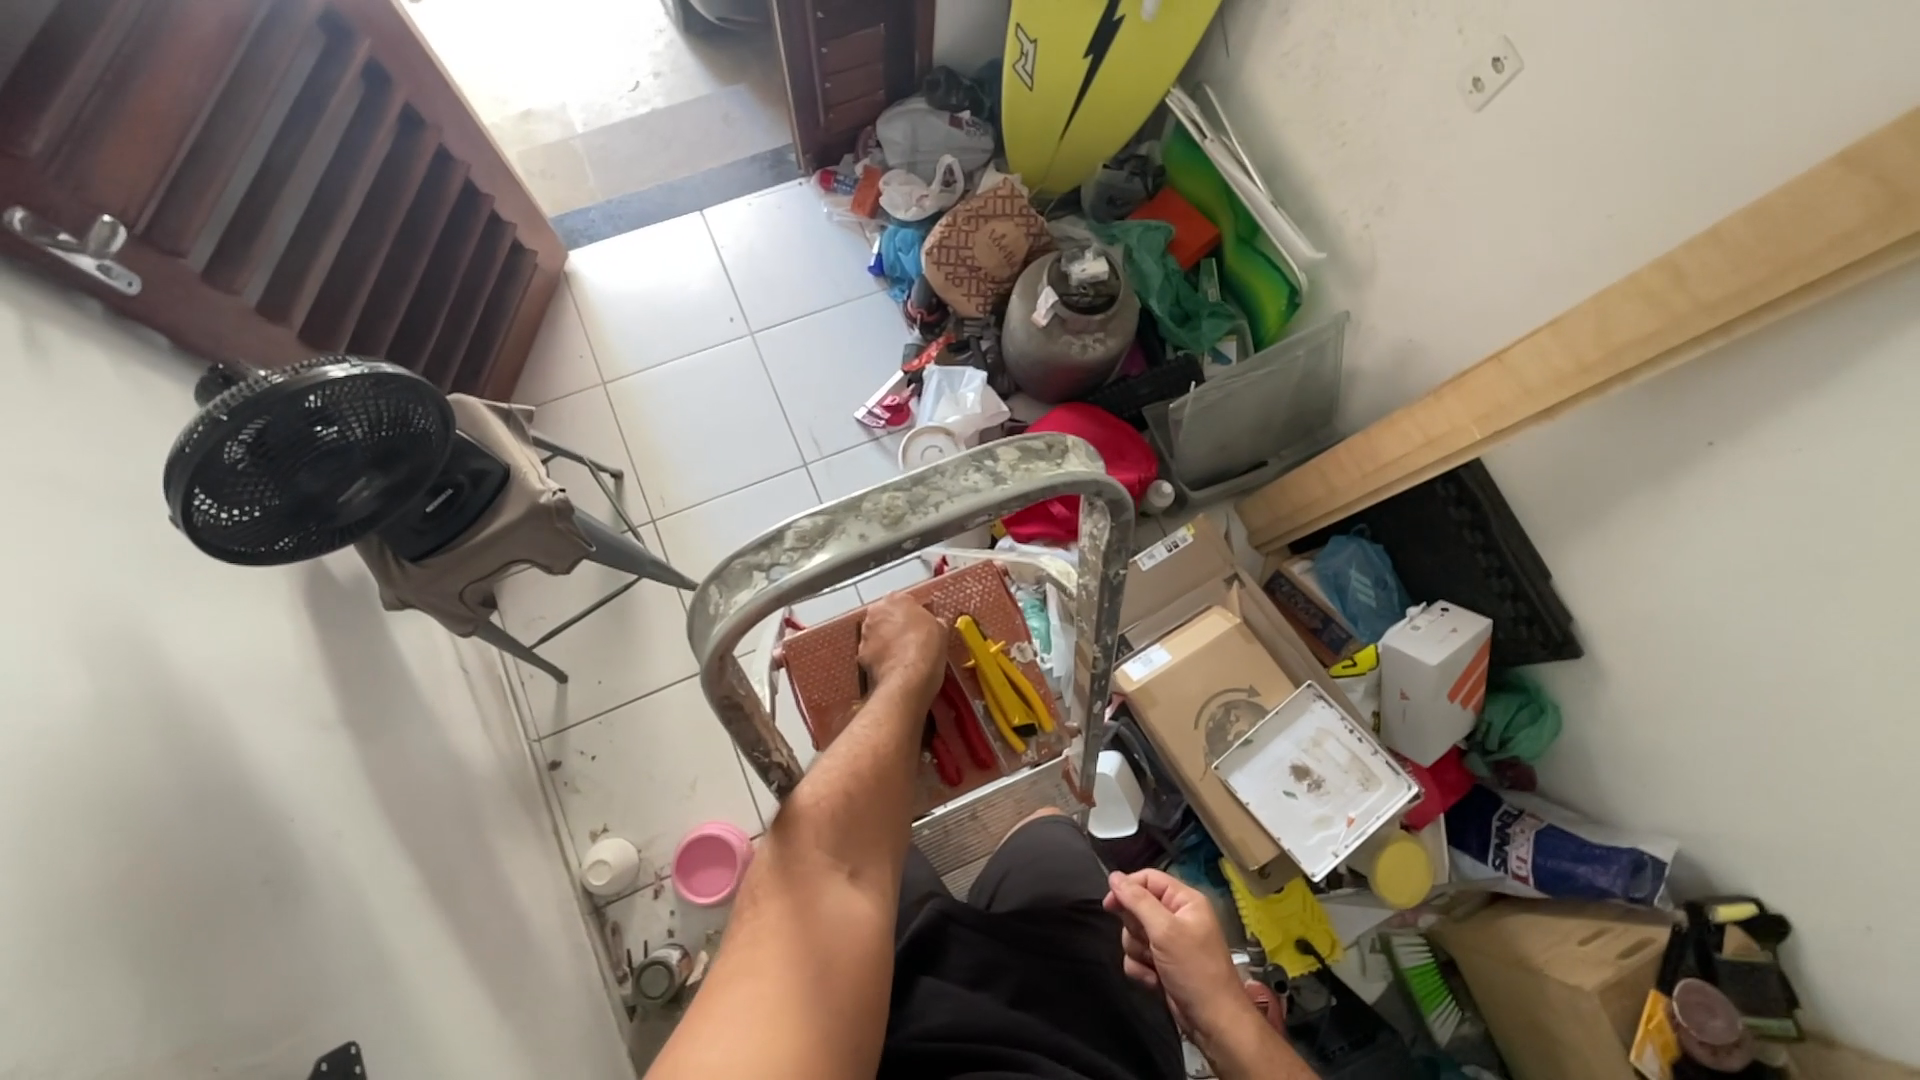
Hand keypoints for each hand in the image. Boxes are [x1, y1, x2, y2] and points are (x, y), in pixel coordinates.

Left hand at [857, 595, 946, 706]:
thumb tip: (933, 624)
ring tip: (901, 656)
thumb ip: (932, 621)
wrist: (909, 677)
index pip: (903, 601)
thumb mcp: (940, 629)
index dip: (912, 615)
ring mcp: (865, 634)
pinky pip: (872, 653)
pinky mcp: (860, 655)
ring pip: (876, 634)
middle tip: (910, 640)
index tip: (920, 626)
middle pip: (885, 615)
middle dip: (894, 625)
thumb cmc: (928, 647)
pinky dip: (880, 658)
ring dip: (885, 641)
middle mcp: (875, 612)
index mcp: (896, 599)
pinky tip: (893, 667)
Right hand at [1103, 869, 1253, 1036]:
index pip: (1147, 879)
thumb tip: (1114, 876)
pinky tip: (1154, 980)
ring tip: (1154, 965)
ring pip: (1133, 934)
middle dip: (1135, 929)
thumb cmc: (1195, 970)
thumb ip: (1137, 901)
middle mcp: (1177, 917)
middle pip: (1136, 907)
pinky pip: (1136, 956)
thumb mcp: (1165, 931)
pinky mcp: (1161, 963)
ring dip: (1138, 951)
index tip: (1109, 905)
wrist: (1213, 1022)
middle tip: (1149, 942)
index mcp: (1185, 901)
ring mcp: (1169, 942)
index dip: (1126, 889)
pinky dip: (1140, 968)